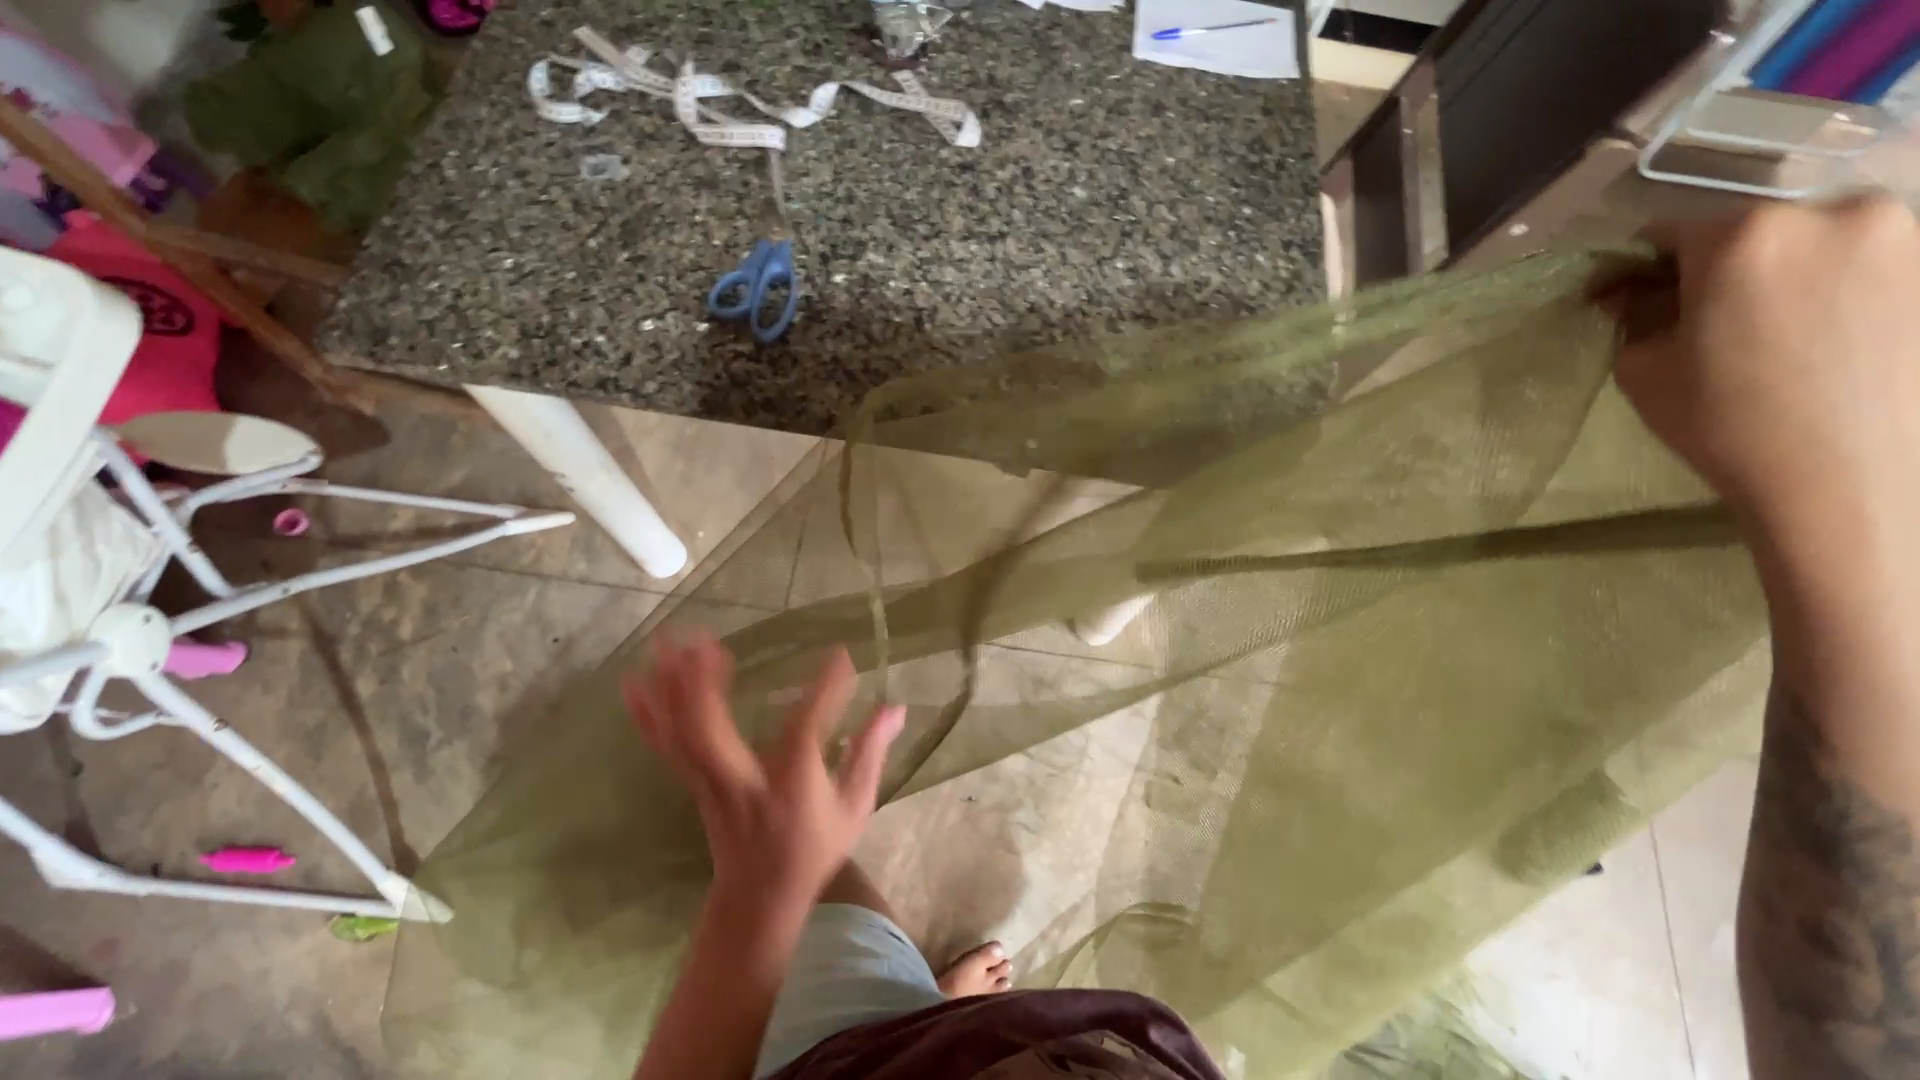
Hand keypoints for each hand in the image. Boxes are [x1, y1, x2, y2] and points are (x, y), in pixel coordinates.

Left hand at [623, 635, 905, 906]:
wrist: (760, 896)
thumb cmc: (813, 849)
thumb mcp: (854, 807)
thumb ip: (870, 753)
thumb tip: (894, 708)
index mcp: (790, 784)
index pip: (806, 728)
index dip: (825, 691)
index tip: (840, 656)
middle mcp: (742, 780)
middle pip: (710, 729)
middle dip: (701, 681)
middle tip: (704, 636)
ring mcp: (709, 781)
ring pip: (680, 731)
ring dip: (670, 684)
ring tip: (667, 640)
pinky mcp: (691, 781)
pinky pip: (662, 744)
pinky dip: (646, 711)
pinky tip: (633, 680)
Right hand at [1615, 197, 1919, 537]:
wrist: (1850, 484)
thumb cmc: (1726, 424)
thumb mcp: (1644, 369)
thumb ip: (1636, 313)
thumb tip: (1636, 291)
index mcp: (1744, 232)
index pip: (1669, 228)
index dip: (1639, 265)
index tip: (1626, 296)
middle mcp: (1831, 210)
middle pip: (1749, 228)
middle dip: (1716, 267)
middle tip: (1700, 317)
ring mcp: (1902, 234)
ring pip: (1813, 241)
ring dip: (1781, 273)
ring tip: (1768, 330)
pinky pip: (1865, 264)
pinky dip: (1835, 289)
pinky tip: (1822, 338)